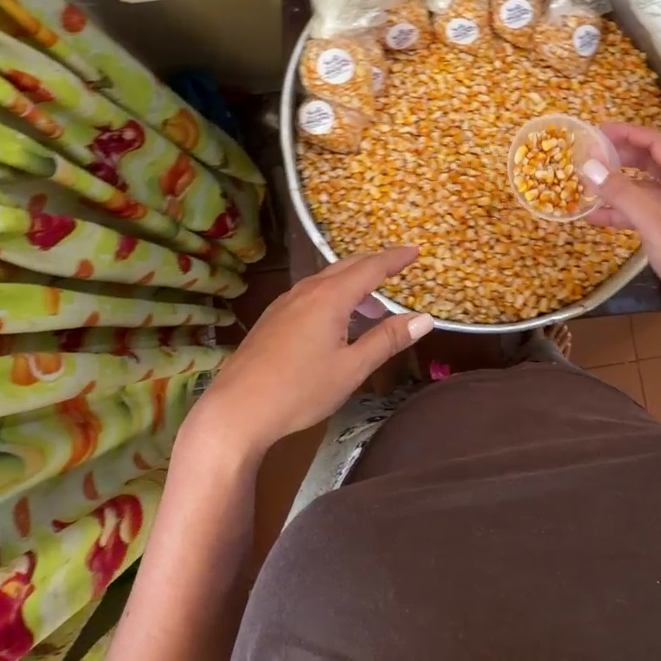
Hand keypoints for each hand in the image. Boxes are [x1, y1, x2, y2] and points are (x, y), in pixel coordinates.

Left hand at [192, 247, 431, 457]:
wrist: (236, 410)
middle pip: (346, 266)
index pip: (371, 268)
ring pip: (326, 280)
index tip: (415, 250)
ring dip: (353, 282)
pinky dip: (333, 294)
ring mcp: (285, 303)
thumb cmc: (299, 390)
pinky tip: (336, 320)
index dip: (395, 258)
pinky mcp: (272, 318)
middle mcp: (307, 291)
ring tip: (372, 302)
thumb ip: (387, 340)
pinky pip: (311, 293)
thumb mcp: (351, 369)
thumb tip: (424, 319)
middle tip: (398, 267)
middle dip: (374, 264)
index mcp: (330, 297)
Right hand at [581, 124, 660, 324]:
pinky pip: (649, 211)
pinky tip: (599, 218)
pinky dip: (626, 211)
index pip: (658, 142)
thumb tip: (589, 166)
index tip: (598, 131)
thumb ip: (622, 194)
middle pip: (653, 161)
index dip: (629, 133)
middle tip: (591, 156)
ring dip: (620, 186)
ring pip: (648, 188)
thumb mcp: (655, 224)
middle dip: (622, 157)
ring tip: (589, 187)